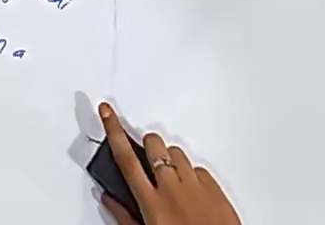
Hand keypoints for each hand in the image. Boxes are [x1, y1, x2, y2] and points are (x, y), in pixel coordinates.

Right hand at [97, 102, 239, 224]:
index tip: (106, 110)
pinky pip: (200, 169)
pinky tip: (193, 191)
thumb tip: (107, 198)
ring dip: (172, 160)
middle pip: (154, 145)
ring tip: (174, 179)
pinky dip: (194, 176)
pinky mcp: (217, 193)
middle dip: (149, 145)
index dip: (113, 130)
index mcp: (153, 204)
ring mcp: (196, 190)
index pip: (126, 158)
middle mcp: (172, 191)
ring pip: (177, 152)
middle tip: (150, 158)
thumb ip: (125, 217)